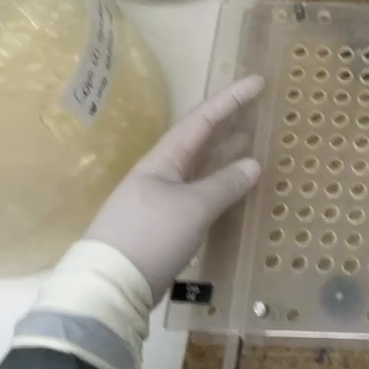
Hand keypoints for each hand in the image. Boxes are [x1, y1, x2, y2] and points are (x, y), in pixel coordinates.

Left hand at [84, 75, 264, 294]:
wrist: (111, 286)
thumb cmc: (150, 236)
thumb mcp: (192, 207)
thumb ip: (224, 184)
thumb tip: (253, 164)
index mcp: (163, 160)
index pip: (202, 121)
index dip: (230, 100)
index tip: (257, 82)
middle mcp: (162, 173)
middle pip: (200, 140)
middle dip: (228, 122)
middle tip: (258, 107)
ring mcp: (163, 199)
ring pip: (201, 168)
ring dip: (225, 154)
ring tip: (252, 140)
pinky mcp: (167, 225)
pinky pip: (200, 194)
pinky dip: (221, 185)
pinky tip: (236, 188)